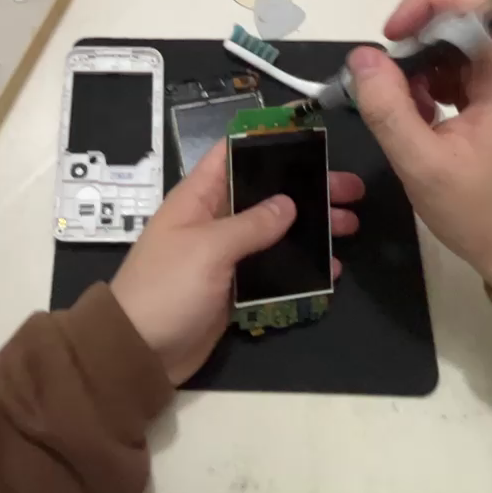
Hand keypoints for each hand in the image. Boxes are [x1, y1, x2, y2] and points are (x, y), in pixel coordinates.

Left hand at [110, 145, 363, 384]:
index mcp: (199, 196)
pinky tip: (332, 269)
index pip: (233, 153)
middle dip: (306, 188)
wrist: (139, 352)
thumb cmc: (167, 287)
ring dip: (311, 227)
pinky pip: (274, 268)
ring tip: (351, 226)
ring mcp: (226, 253)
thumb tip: (288, 202)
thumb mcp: (208, 249)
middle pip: (265, 192)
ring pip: (276, 230)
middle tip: (351, 191)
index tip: (311, 140)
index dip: (268, 142)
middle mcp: (214, 218)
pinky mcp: (236, 286)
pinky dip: (302, 266)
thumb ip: (251, 224)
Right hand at [349, 0, 491, 289]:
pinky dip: (430, 87)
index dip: (424, 7)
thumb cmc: (480, 212)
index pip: (470, 6)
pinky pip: (458, 74)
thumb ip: (387, 107)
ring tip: (401, 110)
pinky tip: (418, 119)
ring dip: (418, 69)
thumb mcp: (421, 163)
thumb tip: (362, 57)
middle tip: (384, 82)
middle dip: (413, 45)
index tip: (390, 38)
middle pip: (458, 26)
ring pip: (454, 50)